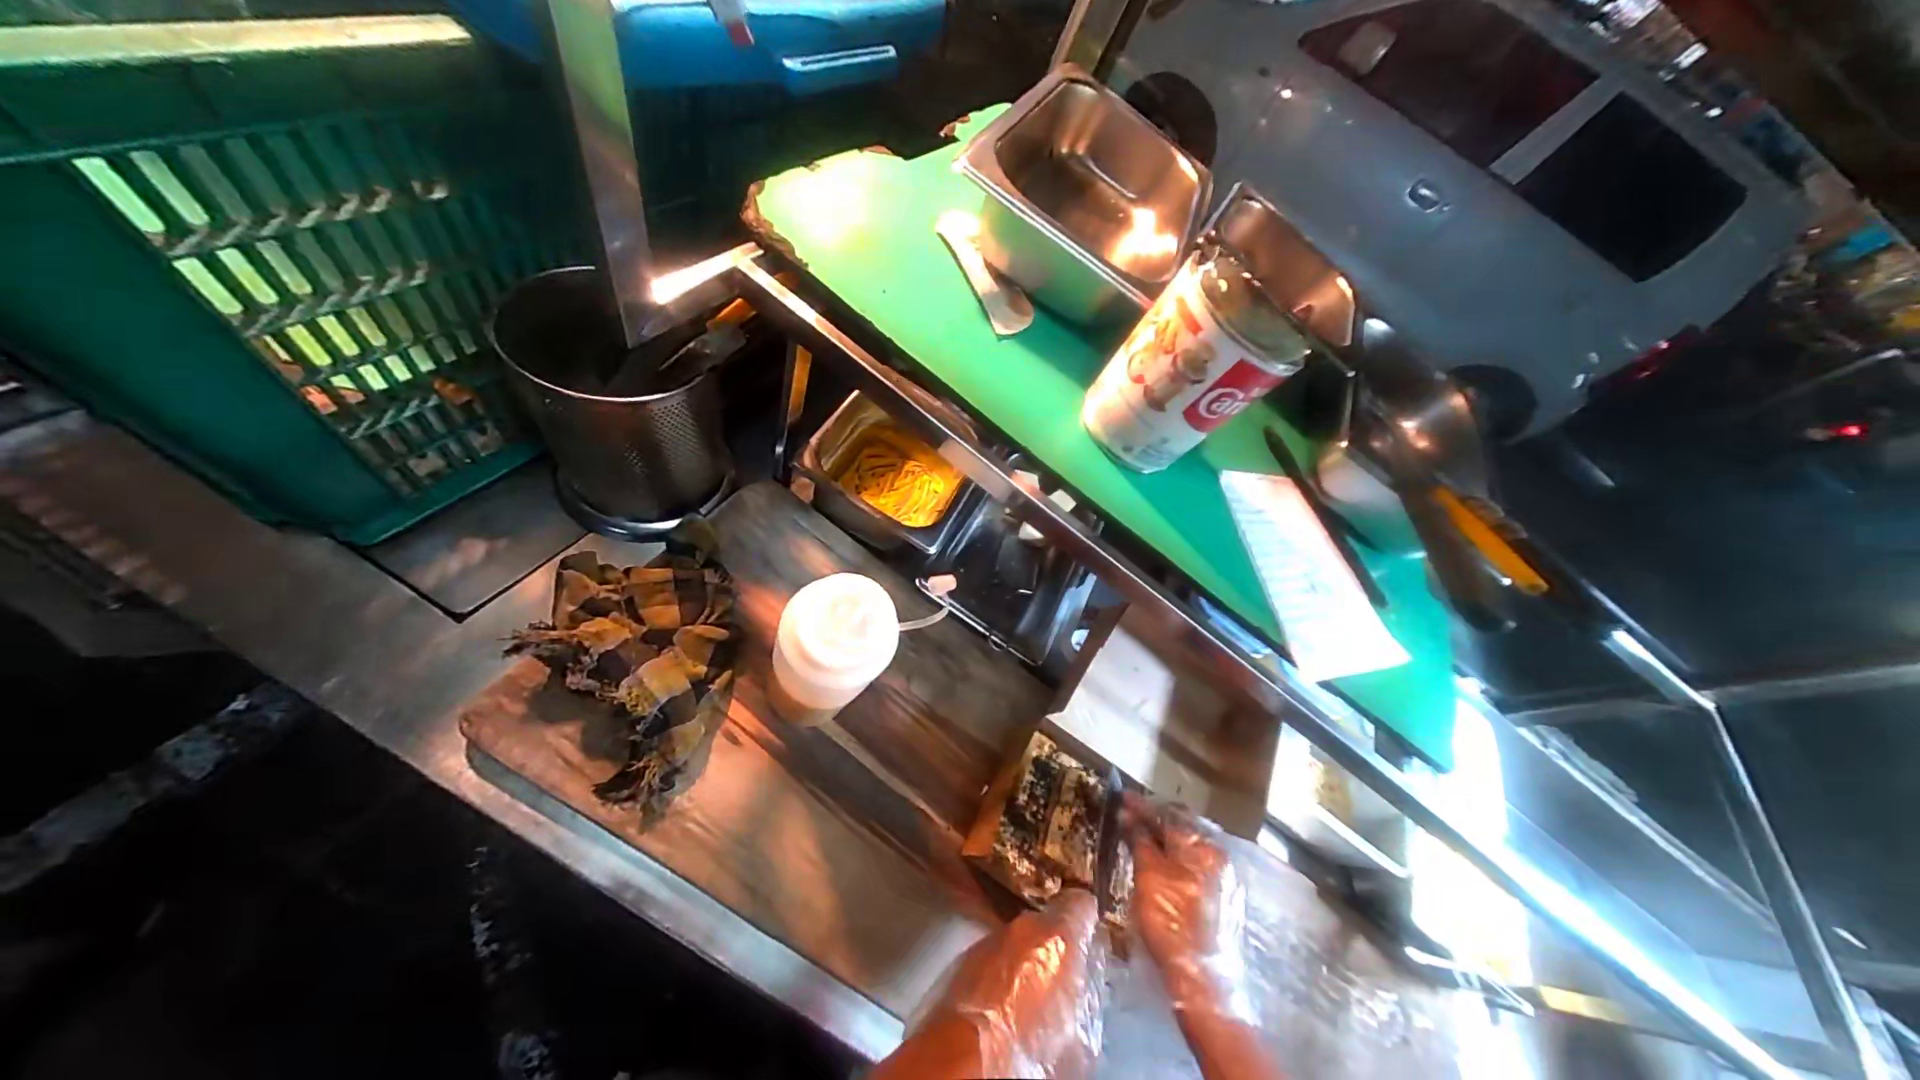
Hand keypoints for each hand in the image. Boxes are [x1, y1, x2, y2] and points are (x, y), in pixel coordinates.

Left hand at [872, 890, 1106, 1078]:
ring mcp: (991, 938)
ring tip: (1030, 993)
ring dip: (1026, 957)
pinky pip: (995, 955)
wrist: (968, 1060)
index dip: (1087, 919)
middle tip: (1062, 977)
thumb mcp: (1081, 1034)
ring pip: (1018, 939)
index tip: (1089, 938)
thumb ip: (1088, 994)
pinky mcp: (966, 957)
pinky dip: (1002, 969)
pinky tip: (1003, 1001)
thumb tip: (1086, 984)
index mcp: (1058, 937)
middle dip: (1054, 944)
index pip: (1080, 904)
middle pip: (1047, 922)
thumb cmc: (1032, 1049)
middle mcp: (1023, 927)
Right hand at [1124, 794, 1246, 1013]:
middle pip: (1182, 827)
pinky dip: (1176, 857)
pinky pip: (1195, 864)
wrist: (1202, 981)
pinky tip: (1161, 862)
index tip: (1121, 797)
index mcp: (1203, 848)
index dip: (1142, 805)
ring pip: (1189, 846)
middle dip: (1155, 819)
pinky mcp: (1223, 898)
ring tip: (1141, 835)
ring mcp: (1224, 878)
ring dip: (1165, 838)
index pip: (1168, 814)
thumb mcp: (1149, 878)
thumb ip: (1141, 841)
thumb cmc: (1171, 925)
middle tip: (1128, 814)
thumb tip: (1128, 814)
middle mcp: (1219, 856)